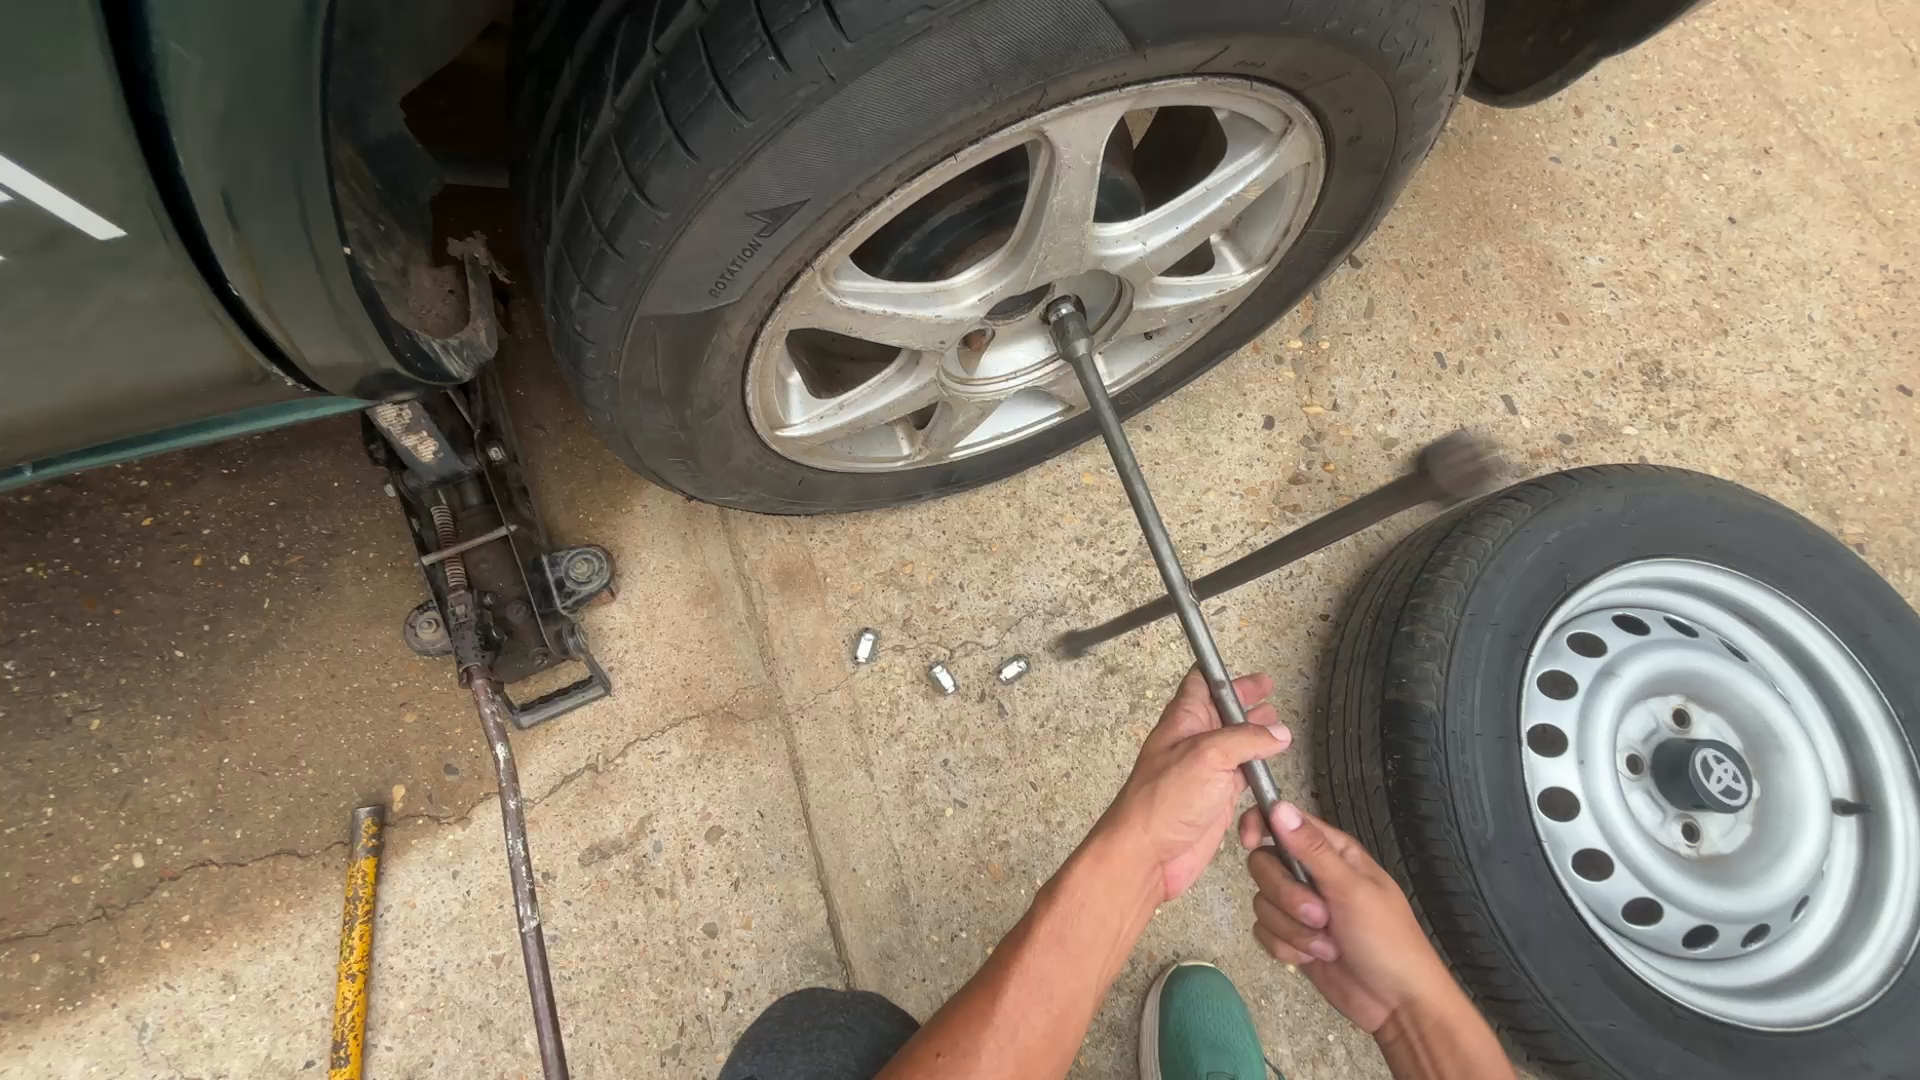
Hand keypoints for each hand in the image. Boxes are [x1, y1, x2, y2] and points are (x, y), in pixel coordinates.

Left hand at [1092, 668, 1290, 902]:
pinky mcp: (1216, 799)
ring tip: (1276, 726)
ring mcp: (1205, 771)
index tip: (1250, 672)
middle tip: (1268, 691)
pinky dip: (1258, 771)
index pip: (1200, 684)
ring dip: (1254, 733)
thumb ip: (1245, 739)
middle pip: (1222, 711)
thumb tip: (1277, 732)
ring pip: (1234, 743)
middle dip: (1244, 700)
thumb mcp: (1208, 756)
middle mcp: (1194, 741)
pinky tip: (1272, 768)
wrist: (1149, 852)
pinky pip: (1241, 777)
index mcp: (1184, 720)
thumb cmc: (1164, 799)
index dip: (1223, 674)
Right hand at [1237, 803, 1460, 1033]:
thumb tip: (1279, 806)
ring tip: (1327, 946)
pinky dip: (1287, 947)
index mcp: (1330, 851)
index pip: (1281, 820)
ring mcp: (1298, 906)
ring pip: (1262, 901)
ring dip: (1293, 929)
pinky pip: (1264, 930)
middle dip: (1286, 895)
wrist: (1398, 1006)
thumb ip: (1312, 848)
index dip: (1259, 824)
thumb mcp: (1352, 890)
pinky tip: (1314, 959)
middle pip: (1263, 863)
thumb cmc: (1387, 940)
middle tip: (1319, 915)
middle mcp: (1309, 873)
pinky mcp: (1290, 936)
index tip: (1250, 842)